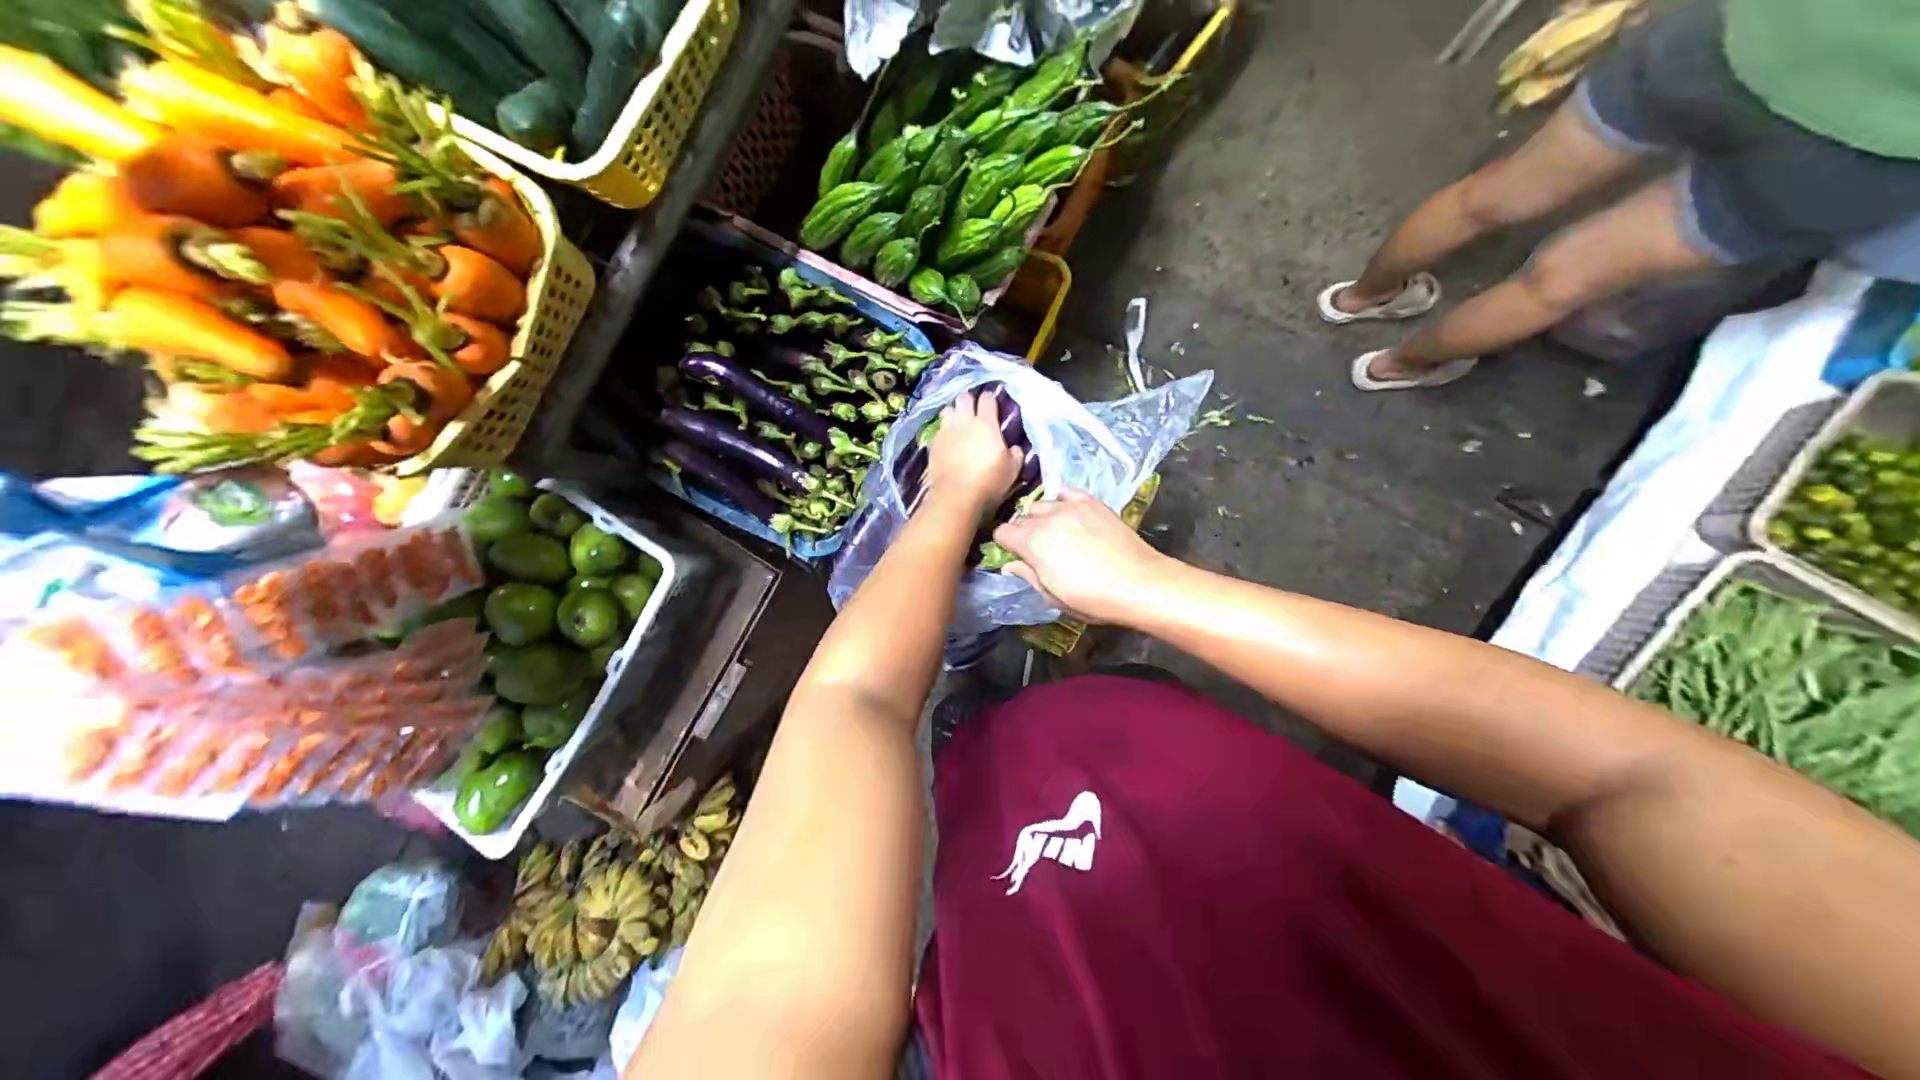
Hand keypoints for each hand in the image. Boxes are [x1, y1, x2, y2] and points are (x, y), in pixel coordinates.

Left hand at [923, 390, 1022, 515]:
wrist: (956, 496)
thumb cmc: (988, 482)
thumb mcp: (1012, 470)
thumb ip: (1016, 454)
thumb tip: (1015, 448)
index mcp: (986, 423)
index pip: (987, 398)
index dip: (990, 399)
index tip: (993, 405)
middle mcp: (965, 421)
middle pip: (964, 397)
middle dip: (969, 400)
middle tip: (973, 410)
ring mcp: (946, 431)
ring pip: (948, 409)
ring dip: (954, 412)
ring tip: (958, 422)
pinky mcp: (933, 443)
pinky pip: (938, 428)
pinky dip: (943, 430)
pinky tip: (947, 439)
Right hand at [991, 488, 1168, 623]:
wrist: (1140, 583)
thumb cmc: (1094, 598)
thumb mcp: (1053, 597)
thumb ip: (1029, 576)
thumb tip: (1011, 565)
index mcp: (1032, 543)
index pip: (1003, 532)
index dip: (1004, 544)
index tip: (1014, 554)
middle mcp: (1047, 518)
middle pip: (1022, 516)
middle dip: (1022, 530)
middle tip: (1035, 548)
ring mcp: (1071, 506)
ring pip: (1042, 503)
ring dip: (1041, 516)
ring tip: (1052, 531)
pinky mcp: (1092, 502)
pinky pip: (1066, 491)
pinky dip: (1060, 499)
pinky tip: (1065, 511)